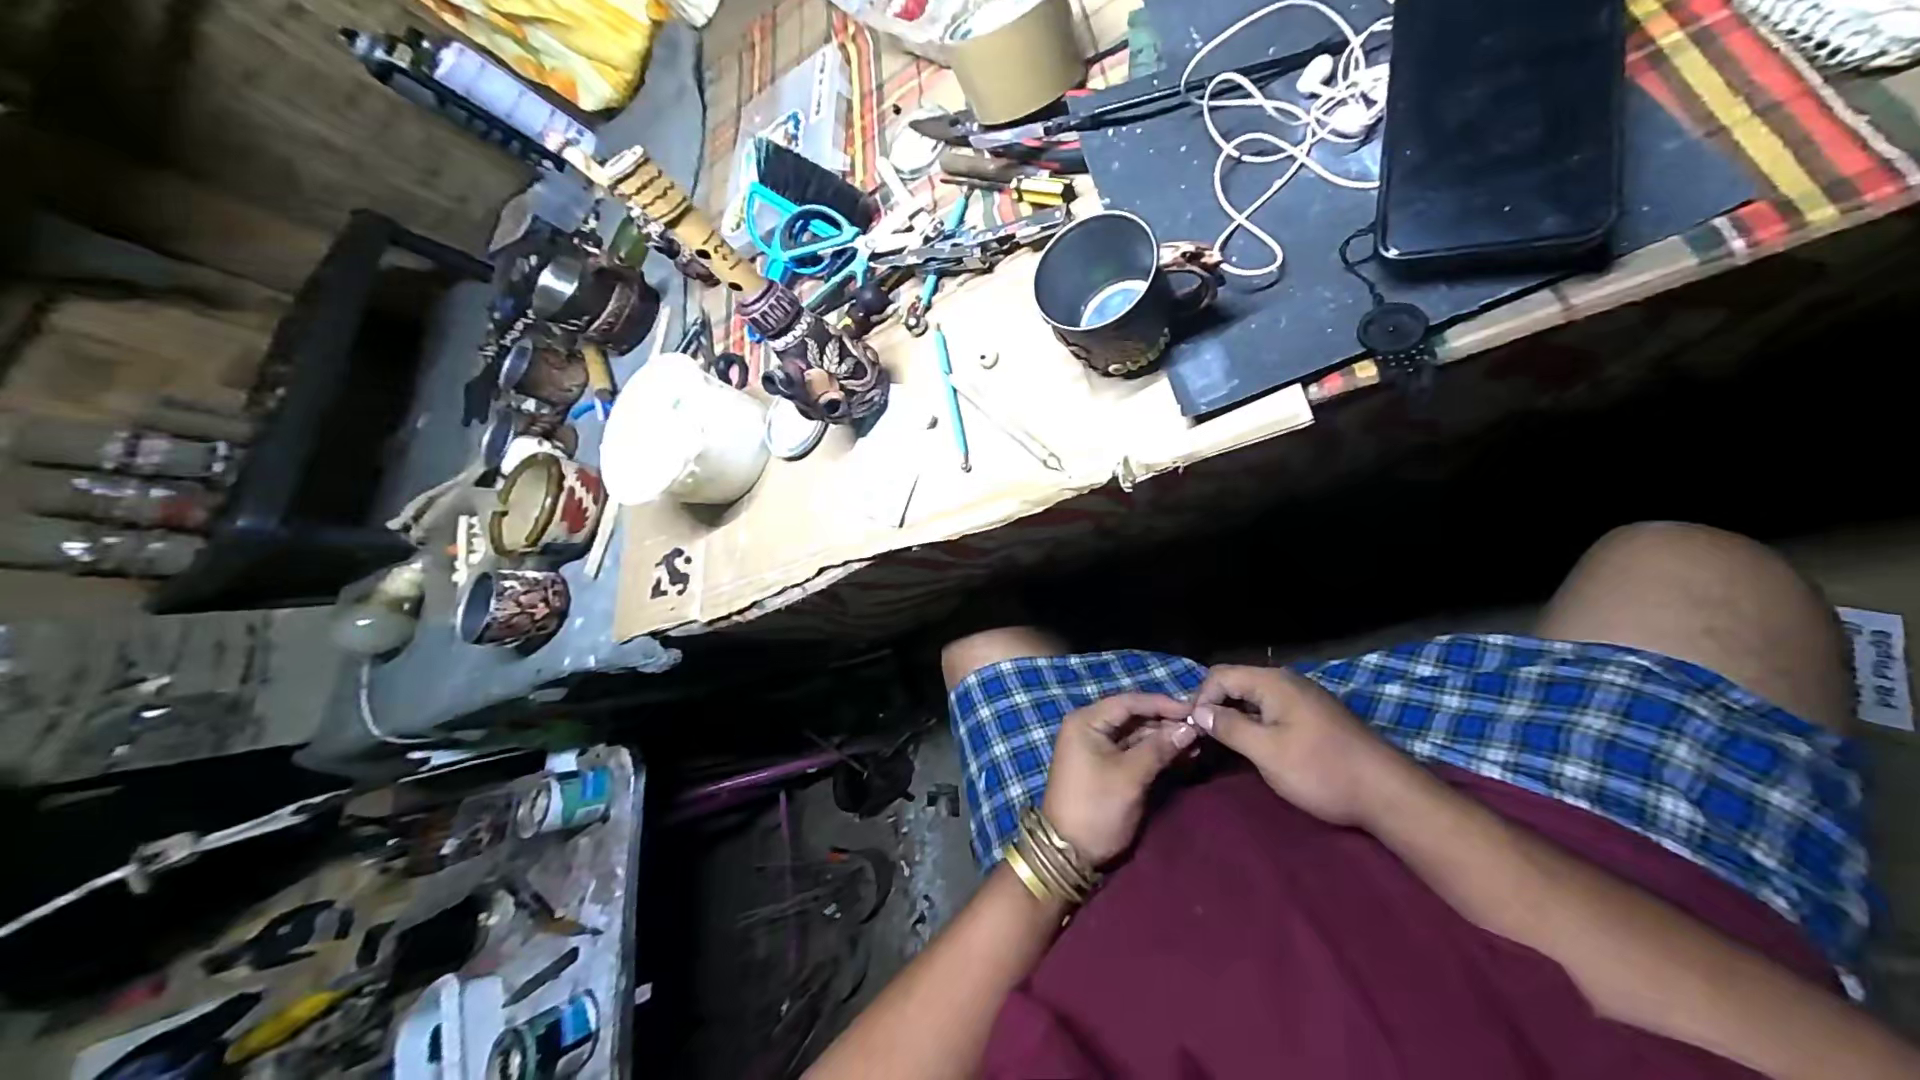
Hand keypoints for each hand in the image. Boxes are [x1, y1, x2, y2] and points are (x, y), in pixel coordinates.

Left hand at [1040, 693, 1197, 865]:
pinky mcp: (1106, 766)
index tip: (1195, 710)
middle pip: (1134, 716)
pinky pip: (1134, 751)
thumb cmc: (1096, 807)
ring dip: (1164, 738)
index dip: (1163, 704)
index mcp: (1086, 721)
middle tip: (1201, 728)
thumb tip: (1190, 728)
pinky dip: (1156, 752)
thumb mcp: (1130, 776)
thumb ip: (1159, 748)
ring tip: (1198, 743)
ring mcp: (1097, 747)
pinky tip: (1182, 756)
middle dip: (1167, 722)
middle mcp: (1089, 727)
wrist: (1069, 852)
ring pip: (1136, 734)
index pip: (1129, 702)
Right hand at [1189, 665, 1415, 827]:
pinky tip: (1255, 746)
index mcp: (1273, 682)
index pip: (1219, 675)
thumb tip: (1199, 712)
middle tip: (1206, 739)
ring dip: (1235, 717)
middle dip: (1216, 707)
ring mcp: (1302, 697)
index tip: (1194, 730)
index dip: (1201, 699)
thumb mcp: (1266, 752)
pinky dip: (1255, 723)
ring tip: (1226, 745)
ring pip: (1253, 698)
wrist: (1388, 794)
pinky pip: (1271, 709)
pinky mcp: (1312, 715)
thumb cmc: (1321, 770)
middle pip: (1236, 683)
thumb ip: (1229, 727)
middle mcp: (1287, 681)